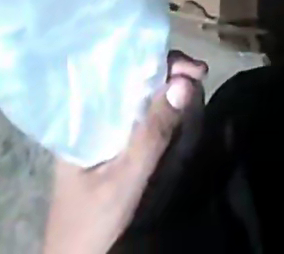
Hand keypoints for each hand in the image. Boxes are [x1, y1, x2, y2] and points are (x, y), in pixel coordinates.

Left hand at [42, 53, 206, 253]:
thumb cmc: (90, 221)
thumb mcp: (124, 179)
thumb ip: (152, 134)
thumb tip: (184, 82)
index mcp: (82, 113)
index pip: (122, 68)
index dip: (159, 61)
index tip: (192, 67)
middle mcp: (89, 114)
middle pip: (131, 77)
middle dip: (167, 72)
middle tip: (201, 75)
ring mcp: (100, 131)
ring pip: (136, 95)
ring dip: (166, 87)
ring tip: (195, 85)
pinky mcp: (110, 147)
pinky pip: (136, 115)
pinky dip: (159, 108)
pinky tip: (176, 108)